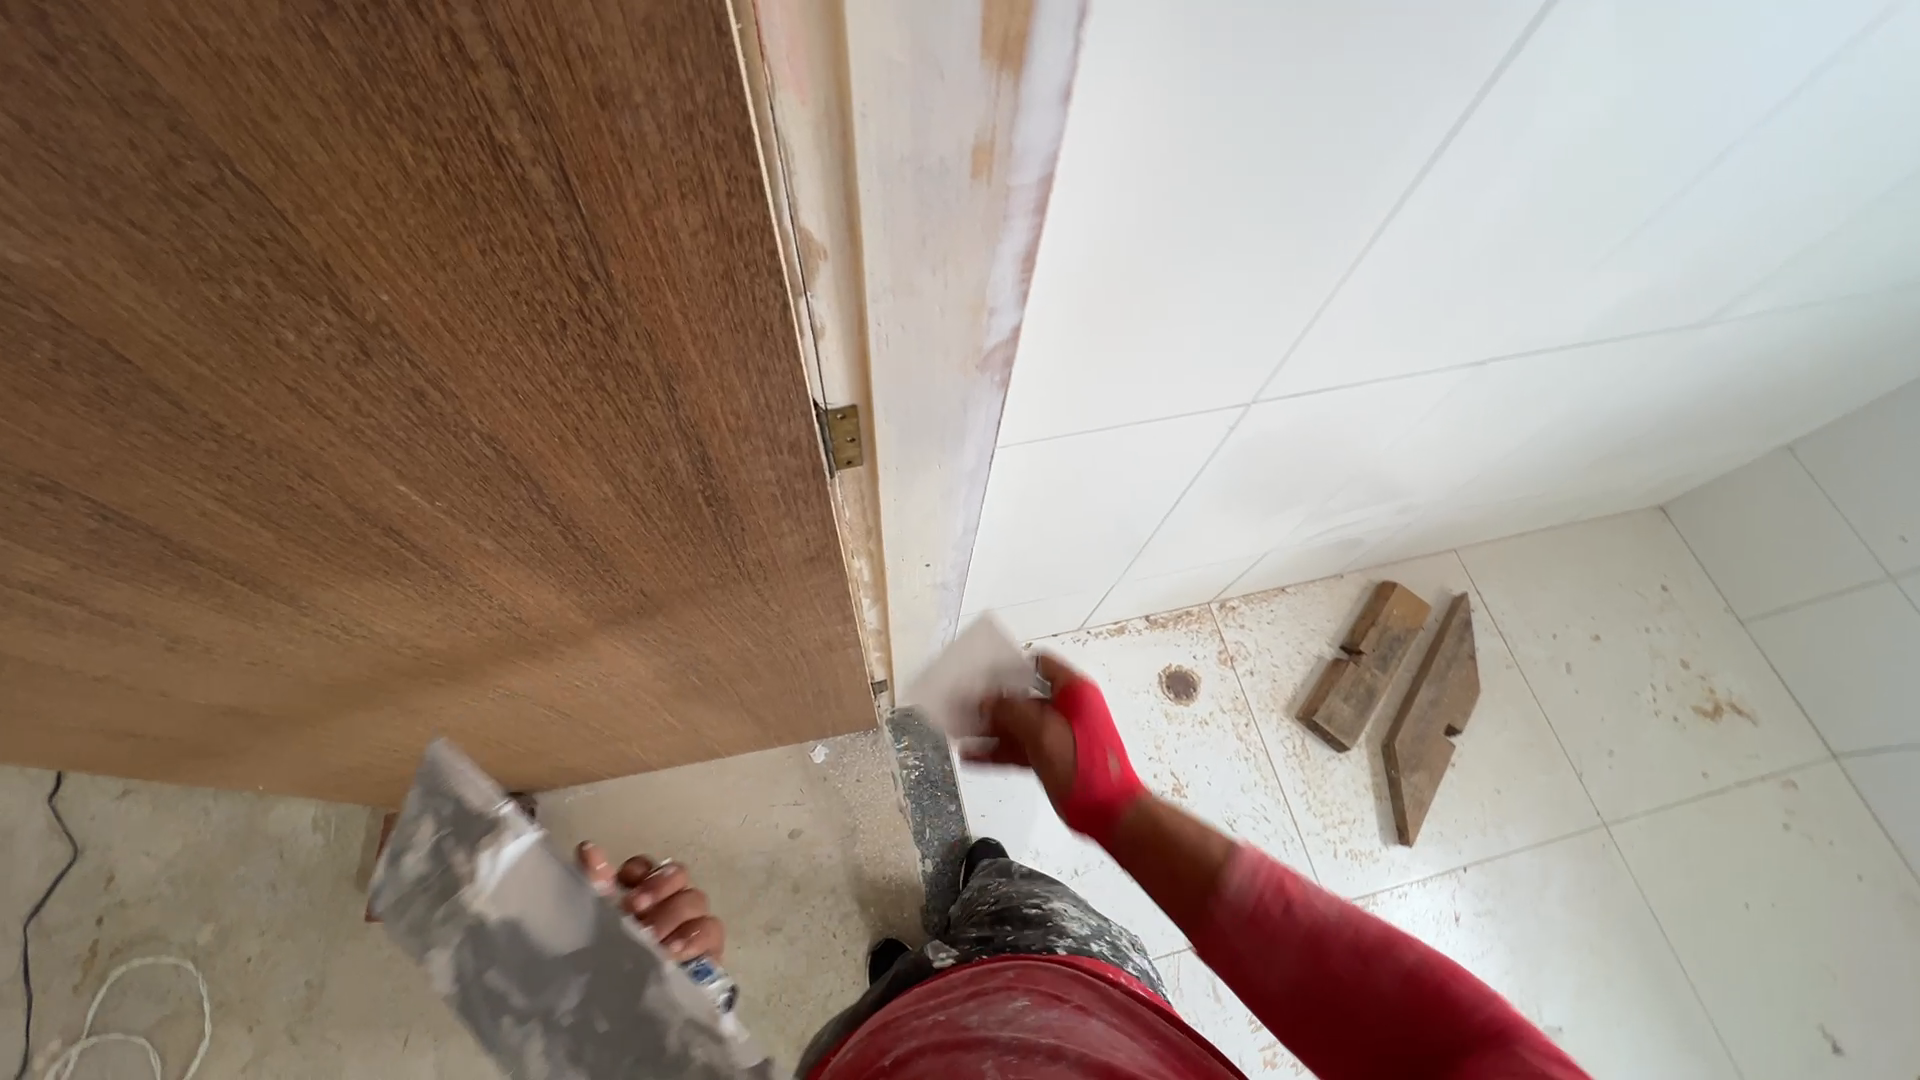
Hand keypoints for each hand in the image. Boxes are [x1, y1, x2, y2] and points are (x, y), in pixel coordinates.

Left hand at [577, 842, 725, 961]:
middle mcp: (670, 902)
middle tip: (634, 907)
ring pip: (694, 899)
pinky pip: (712, 928)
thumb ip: (595, 889)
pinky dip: (694, 936)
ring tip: (652, 938)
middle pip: (676, 874)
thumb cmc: (620, 965)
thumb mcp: (602, 927)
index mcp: (641, 896)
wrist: (639, 1016)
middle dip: (657, 885)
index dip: (638, 869)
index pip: (646, 866)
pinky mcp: (711, 946)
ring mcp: (694, 922)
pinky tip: (675, 951)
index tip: (621, 881)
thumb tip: (586, 847)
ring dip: (672, 913)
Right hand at [968, 653, 1146, 844]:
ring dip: (989, 729)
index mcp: (1073, 692)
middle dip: (991, 703)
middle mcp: (1064, 708)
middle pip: (1022, 697)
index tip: (984, 676)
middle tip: (962, 706)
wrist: (1109, 812)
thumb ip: (1012, 712)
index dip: (1011, 668)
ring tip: (958, 732)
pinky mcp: (1049, 757)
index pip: (1039, 665)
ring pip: (1016, 724)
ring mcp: (1056, 734)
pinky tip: (971, 756)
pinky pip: (1018, 748)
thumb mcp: (1044, 733)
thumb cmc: (1086, 767)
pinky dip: (997, 751)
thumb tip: (986, 700)